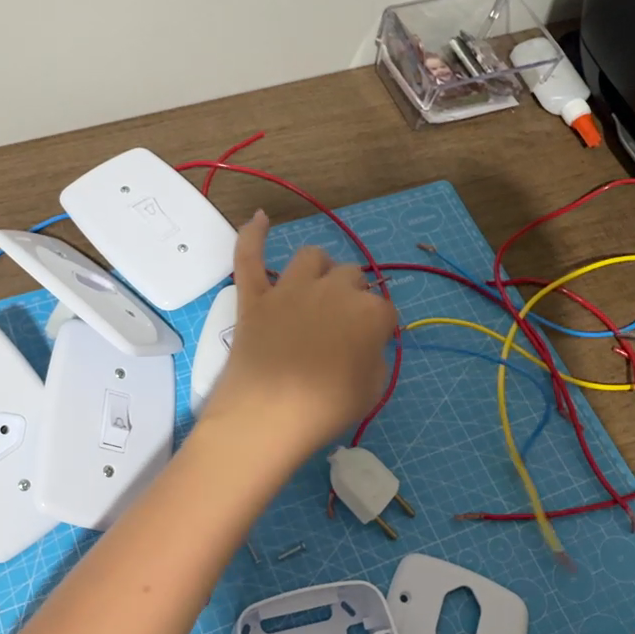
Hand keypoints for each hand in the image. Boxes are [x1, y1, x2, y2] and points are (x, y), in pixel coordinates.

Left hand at [198, 211, 397, 459]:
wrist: (268, 414)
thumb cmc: (326, 409)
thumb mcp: (371, 390)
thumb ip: (373, 357)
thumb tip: (363, 345)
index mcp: (370, 312)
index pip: (384, 310)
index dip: (378, 329)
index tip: (368, 348)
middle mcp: (333, 289)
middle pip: (351, 278)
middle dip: (352, 297)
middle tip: (341, 330)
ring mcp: (290, 289)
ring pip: (312, 258)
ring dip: (320, 269)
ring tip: (316, 288)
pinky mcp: (254, 298)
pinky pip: (250, 257)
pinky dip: (253, 236)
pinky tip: (258, 219)